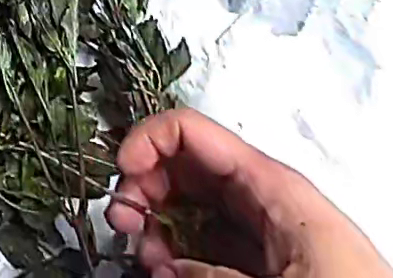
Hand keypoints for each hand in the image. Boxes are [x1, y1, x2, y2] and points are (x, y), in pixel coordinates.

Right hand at [108, 109, 392, 277]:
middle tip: (126, 223)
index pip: (189, 129)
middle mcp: (263, 196)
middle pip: (184, 163)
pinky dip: (181, 249)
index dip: (146, 141)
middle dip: (145, 186)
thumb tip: (162, 261)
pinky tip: (172, 270)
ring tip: (150, 258)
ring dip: (158, 223)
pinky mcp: (268, 261)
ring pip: (191, 203)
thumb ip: (213, 268)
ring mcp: (265, 229)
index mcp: (271, 184)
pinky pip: (209, 239)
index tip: (122, 176)